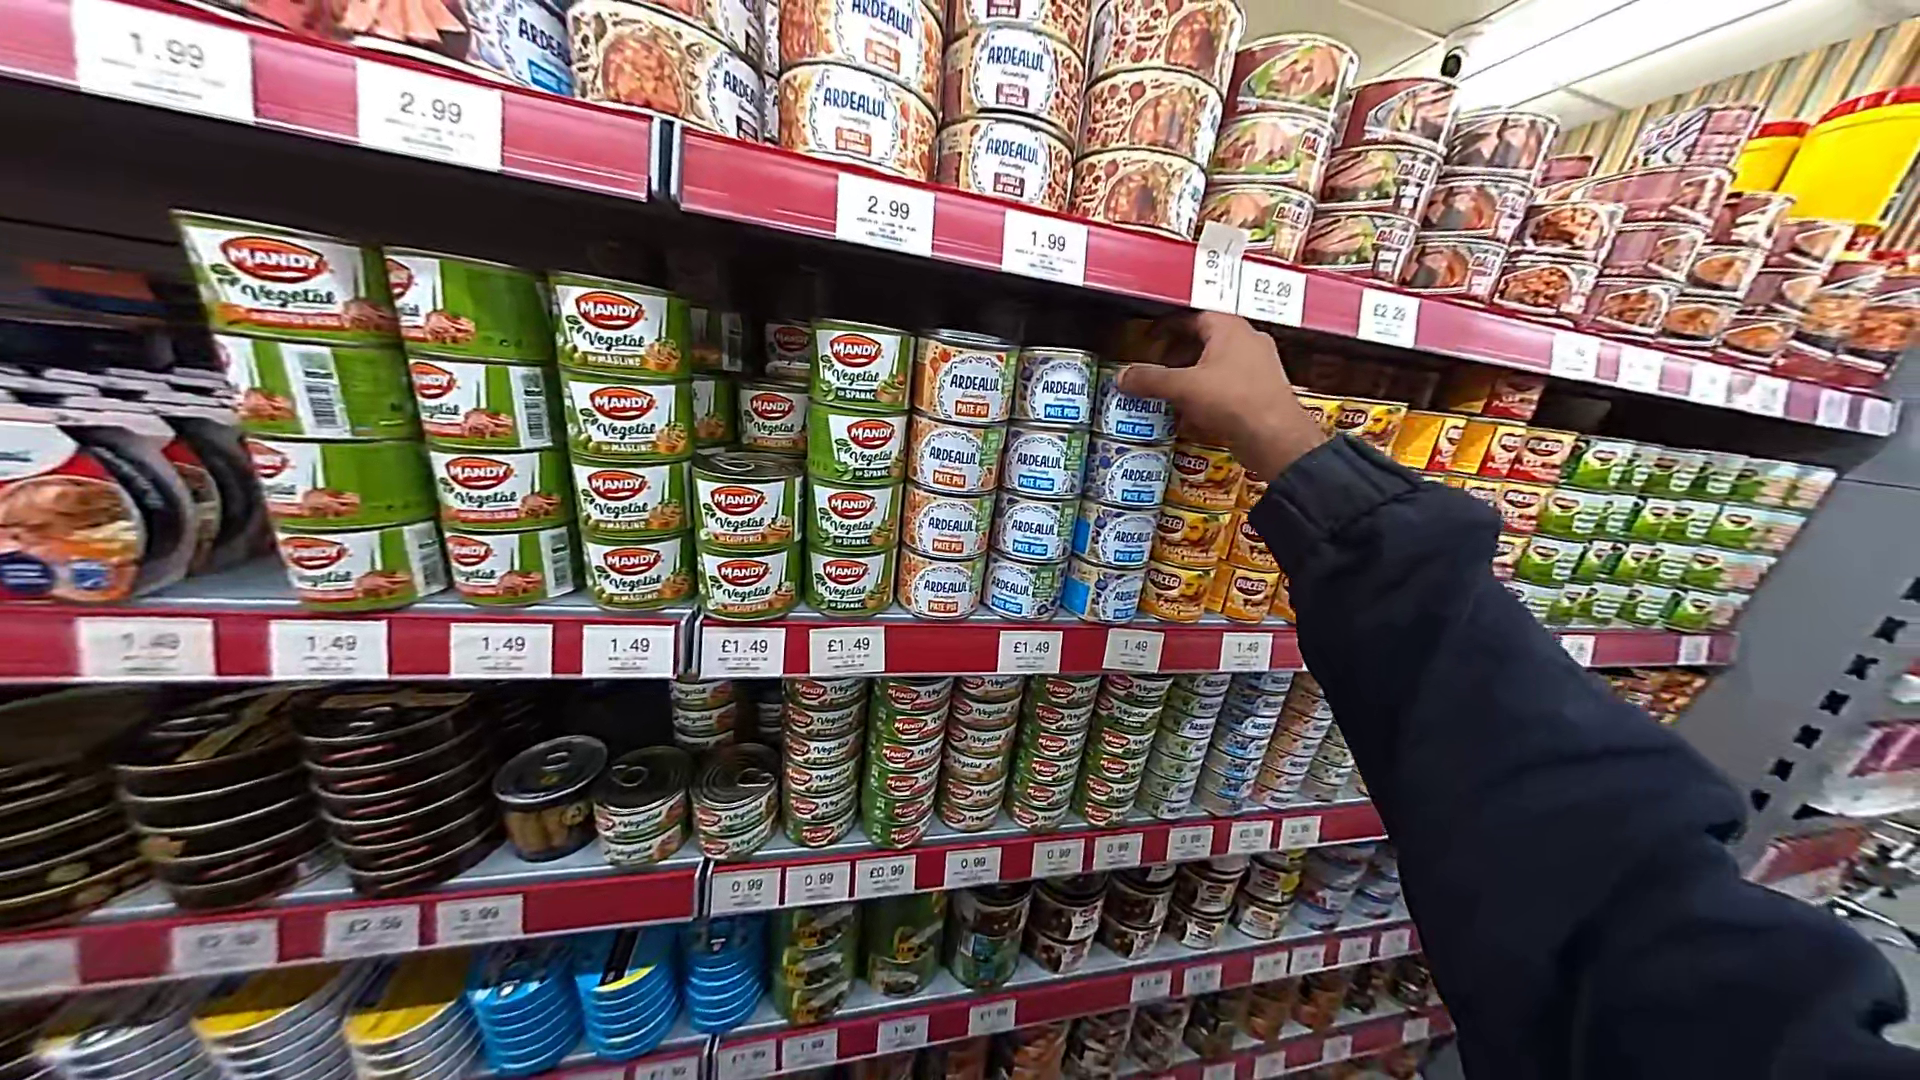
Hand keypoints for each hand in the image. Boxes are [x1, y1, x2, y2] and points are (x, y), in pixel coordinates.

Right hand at [1117, 313, 1328, 477]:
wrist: (1274, 437)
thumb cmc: (1232, 401)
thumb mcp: (1182, 388)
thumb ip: (1150, 379)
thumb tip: (1122, 376)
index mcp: (1230, 328)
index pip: (1192, 316)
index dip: (1167, 326)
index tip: (1149, 337)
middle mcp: (1248, 341)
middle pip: (1204, 339)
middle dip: (1176, 353)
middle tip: (1155, 365)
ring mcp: (1258, 367)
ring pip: (1216, 363)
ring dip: (1190, 374)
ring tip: (1168, 389)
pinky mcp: (1260, 392)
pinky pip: (1226, 383)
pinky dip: (1205, 391)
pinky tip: (1190, 410)